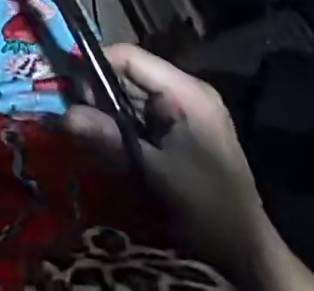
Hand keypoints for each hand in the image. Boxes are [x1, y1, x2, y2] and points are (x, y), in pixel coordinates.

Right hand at [66, 44, 275, 275]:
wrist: (249, 255)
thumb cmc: (210, 209)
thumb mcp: (156, 174)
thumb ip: (111, 140)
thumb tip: (64, 115)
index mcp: (188, 93)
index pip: (131, 57)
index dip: (94, 63)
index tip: (64, 81)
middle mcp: (186, 92)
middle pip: (128, 73)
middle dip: (96, 90)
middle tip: (68, 109)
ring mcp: (184, 111)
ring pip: (130, 94)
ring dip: (104, 109)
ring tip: (80, 125)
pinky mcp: (179, 129)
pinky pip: (138, 113)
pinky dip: (118, 123)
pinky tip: (103, 140)